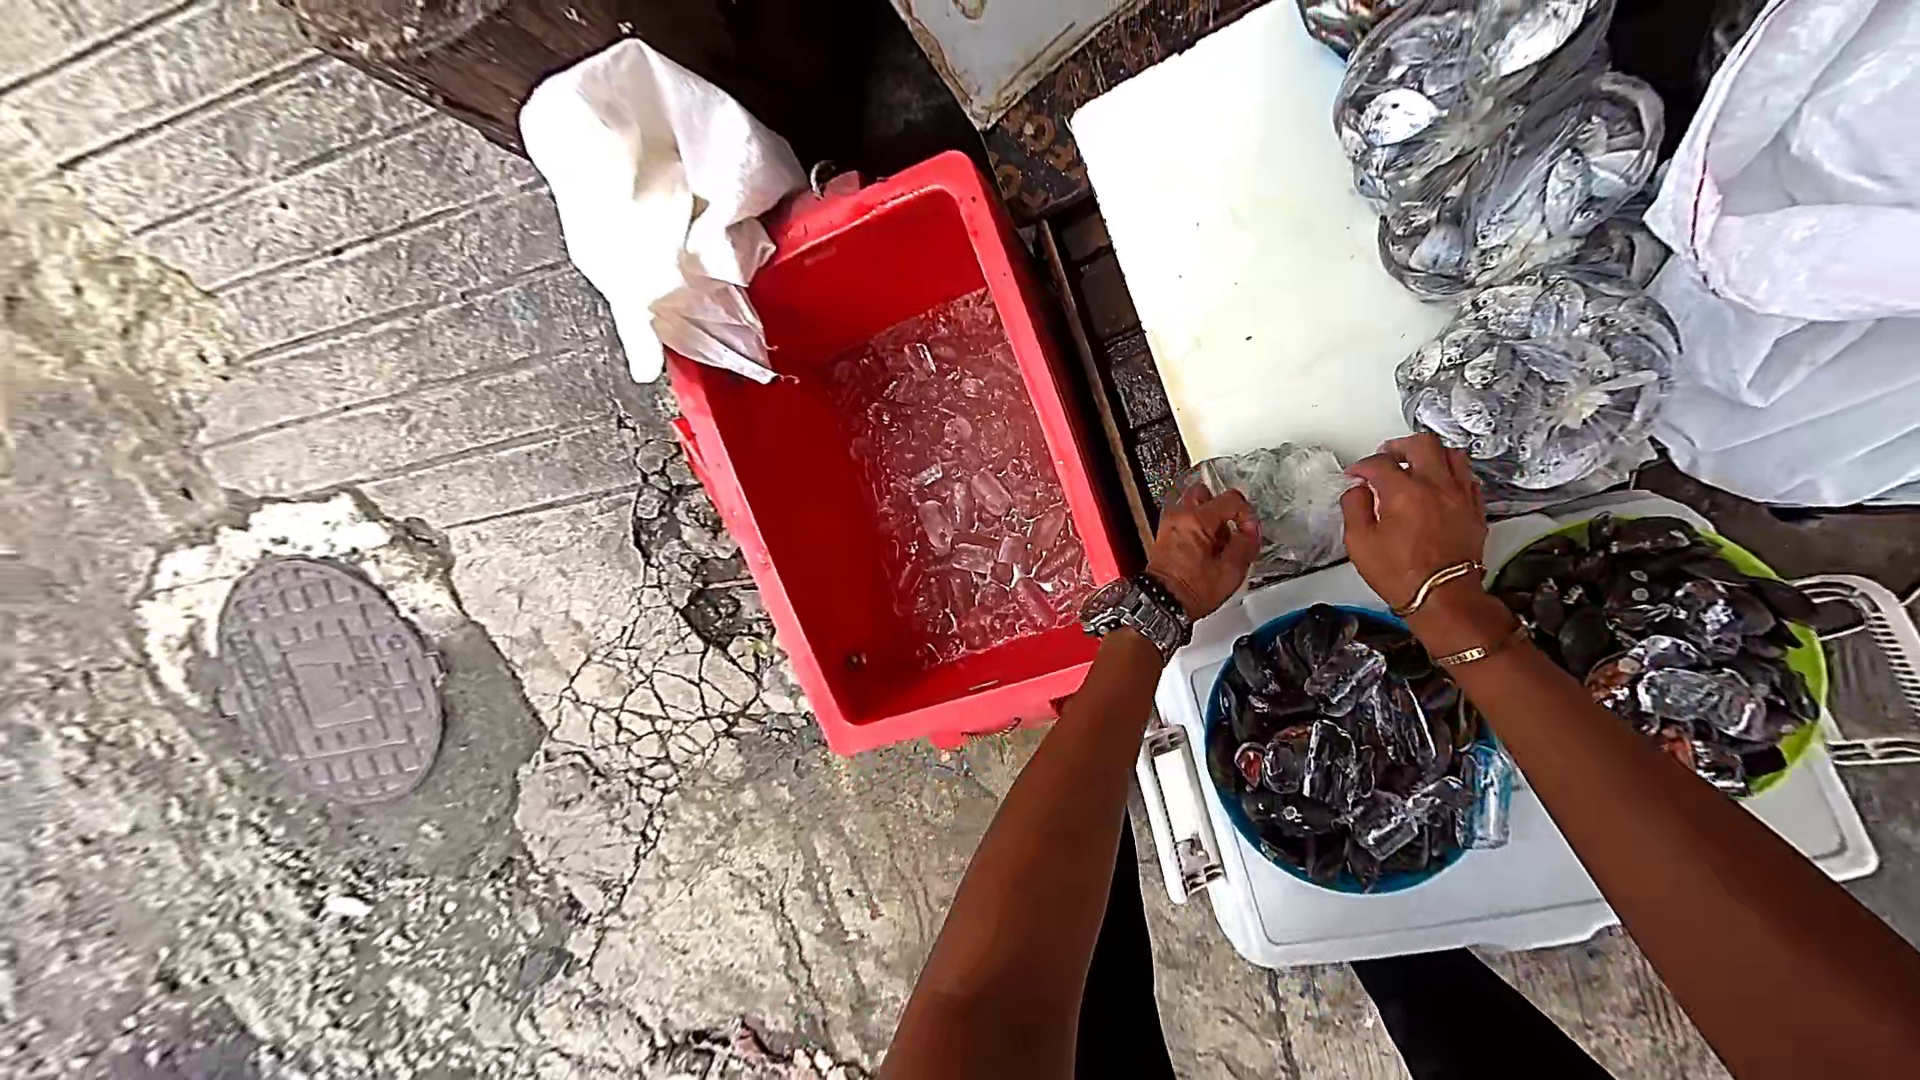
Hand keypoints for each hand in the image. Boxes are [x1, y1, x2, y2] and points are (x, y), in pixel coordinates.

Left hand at [1146, 484, 1260, 619]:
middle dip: (1223, 508)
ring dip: (1209, 517)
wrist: (1164, 602)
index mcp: (1196, 520)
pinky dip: (1197, 526)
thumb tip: (1251, 532)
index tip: (1248, 531)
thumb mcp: (1232, 570)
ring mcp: (1169, 525)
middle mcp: (1179, 517)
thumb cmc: (1191, 590)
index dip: (1246, 514)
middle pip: (1205, 492)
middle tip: (1232, 527)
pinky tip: (1206, 548)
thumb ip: (1246, 544)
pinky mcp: (1165, 535)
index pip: (1230, 499)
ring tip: (1219, 541)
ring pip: (1193, 505)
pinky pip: (1184, 519)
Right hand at [1341, 434, 1488, 612]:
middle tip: (1385, 456)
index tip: (1355, 475)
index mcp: (1404, 492)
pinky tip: (1437, 483)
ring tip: (1413, 463)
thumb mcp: (1358, 541)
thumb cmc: (1400, 573)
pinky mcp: (1474, 509)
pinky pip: (1466, 477)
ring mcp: (1460, 496)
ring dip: (1428, 454)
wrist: (1441, 596)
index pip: (1379, 463)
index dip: (1362, 466)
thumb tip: (1357, 490)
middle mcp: (1436, 487)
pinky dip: (1449, 472)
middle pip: (1422, 445)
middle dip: (1398, 446)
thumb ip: (1354, 507)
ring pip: (1451, 454)